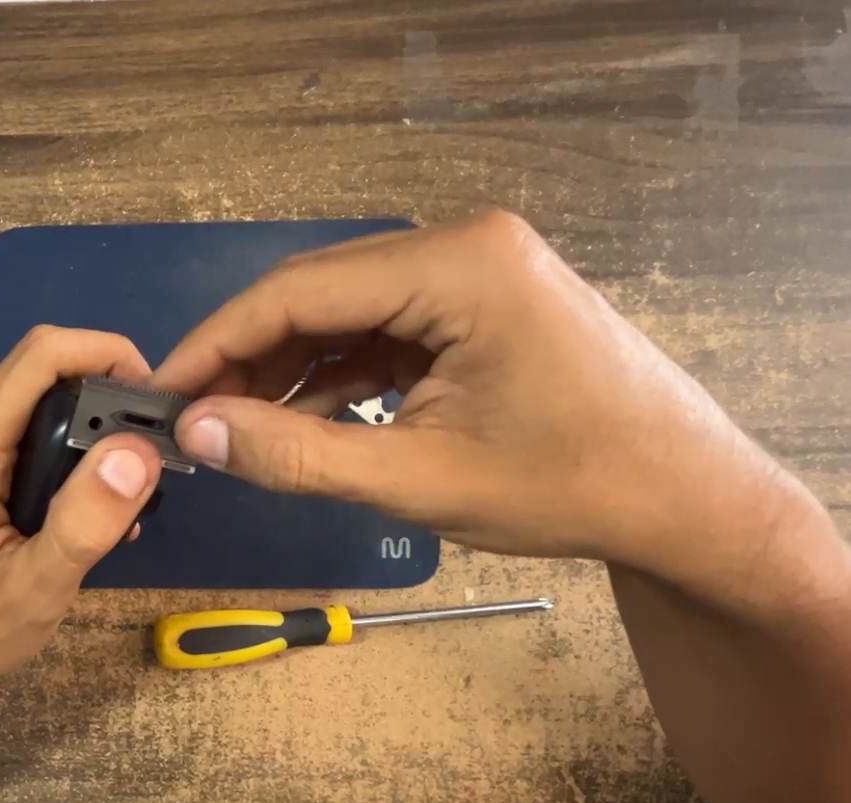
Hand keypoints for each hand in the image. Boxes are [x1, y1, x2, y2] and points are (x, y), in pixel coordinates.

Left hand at [0, 326, 163, 710]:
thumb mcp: (37, 586)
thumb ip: (86, 520)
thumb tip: (137, 452)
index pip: (40, 356)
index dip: (104, 352)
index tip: (152, 393)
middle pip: (40, 376)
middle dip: (105, 397)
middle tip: (152, 451)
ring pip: (34, 407)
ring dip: (88, 433)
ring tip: (130, 487)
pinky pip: (20, 438)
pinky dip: (63, 456)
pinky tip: (90, 505)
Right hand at [151, 211, 811, 584]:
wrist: (689, 505)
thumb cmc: (568, 489)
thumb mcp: (417, 479)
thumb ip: (294, 454)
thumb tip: (194, 434)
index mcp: (456, 266)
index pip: (297, 292)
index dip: (216, 345)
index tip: (160, 394)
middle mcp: (459, 248)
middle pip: (314, 296)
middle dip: (244, 359)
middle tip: (189, 417)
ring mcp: (468, 276)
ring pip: (339, 317)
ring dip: (282, 372)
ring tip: (231, 427)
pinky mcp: (471, 311)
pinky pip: (374, 336)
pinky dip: (328, 380)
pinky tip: (294, 421)